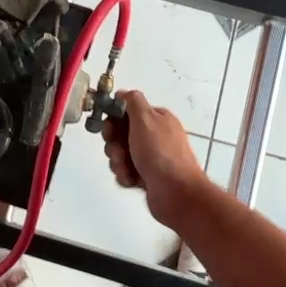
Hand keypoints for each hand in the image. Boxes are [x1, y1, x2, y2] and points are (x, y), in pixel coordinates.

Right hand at [103, 90, 220, 227]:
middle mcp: (155, 136)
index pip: (127, 112)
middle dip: (114, 145)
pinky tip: (133, 181)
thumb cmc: (160, 153)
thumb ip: (132, 102)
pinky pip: (126, 171)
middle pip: (120, 134)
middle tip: (119, 152)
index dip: (114, 120)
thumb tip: (123, 93)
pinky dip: (125, 176)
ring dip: (118, 162)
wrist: (176, 193)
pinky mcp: (147, 176)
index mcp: (157, 118)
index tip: (109, 129)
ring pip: (121, 154)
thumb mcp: (146, 119)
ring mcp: (152, 157)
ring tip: (128, 169)